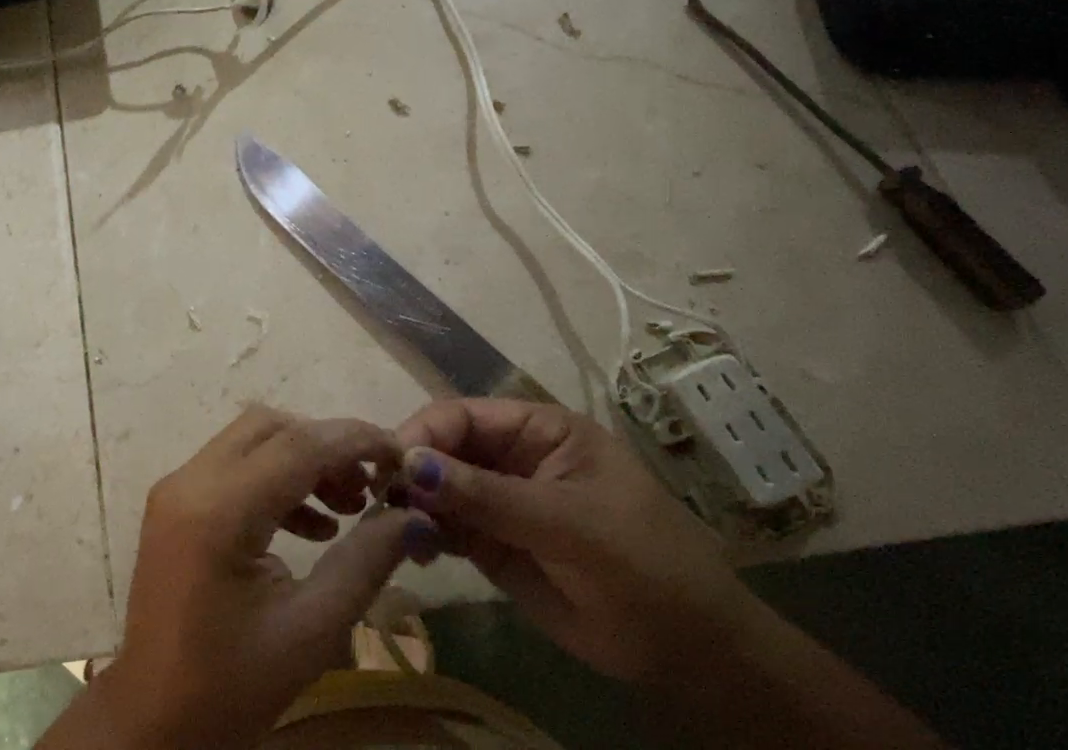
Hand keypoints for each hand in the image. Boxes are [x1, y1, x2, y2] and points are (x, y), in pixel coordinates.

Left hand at [65, 406, 441, 749]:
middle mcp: (188, 483)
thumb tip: (413, 514)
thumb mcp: (313, 628)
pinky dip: (275, 480)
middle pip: (269, 428)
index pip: (298, 445)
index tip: (404, 456)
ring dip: (302, 460)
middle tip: (372, 487)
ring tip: (349, 509)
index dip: (357, 441)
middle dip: (328, 446)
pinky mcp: (174, 505)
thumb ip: (366, 561)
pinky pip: (232, 467)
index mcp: (218, 511)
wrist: (156, 717)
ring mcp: (175, 491)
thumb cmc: (233, 683)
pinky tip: (313, 528)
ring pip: (250, 441)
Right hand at [396, 398, 764, 684]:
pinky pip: (444, 527)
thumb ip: (487, 495)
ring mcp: (498, 502)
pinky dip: (422, 533)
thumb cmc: (642, 565)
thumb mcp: (566, 522)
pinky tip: (414, 549)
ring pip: (437, 488)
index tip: (390, 461)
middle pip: (443, 447)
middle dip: (411, 468)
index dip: (425, 431)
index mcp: (540, 431)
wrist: (686, 652)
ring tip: (394, 528)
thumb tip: (410, 462)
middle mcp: (512, 458)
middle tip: (380, 497)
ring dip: (412, 503)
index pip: (465, 415)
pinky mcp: (489, 544)